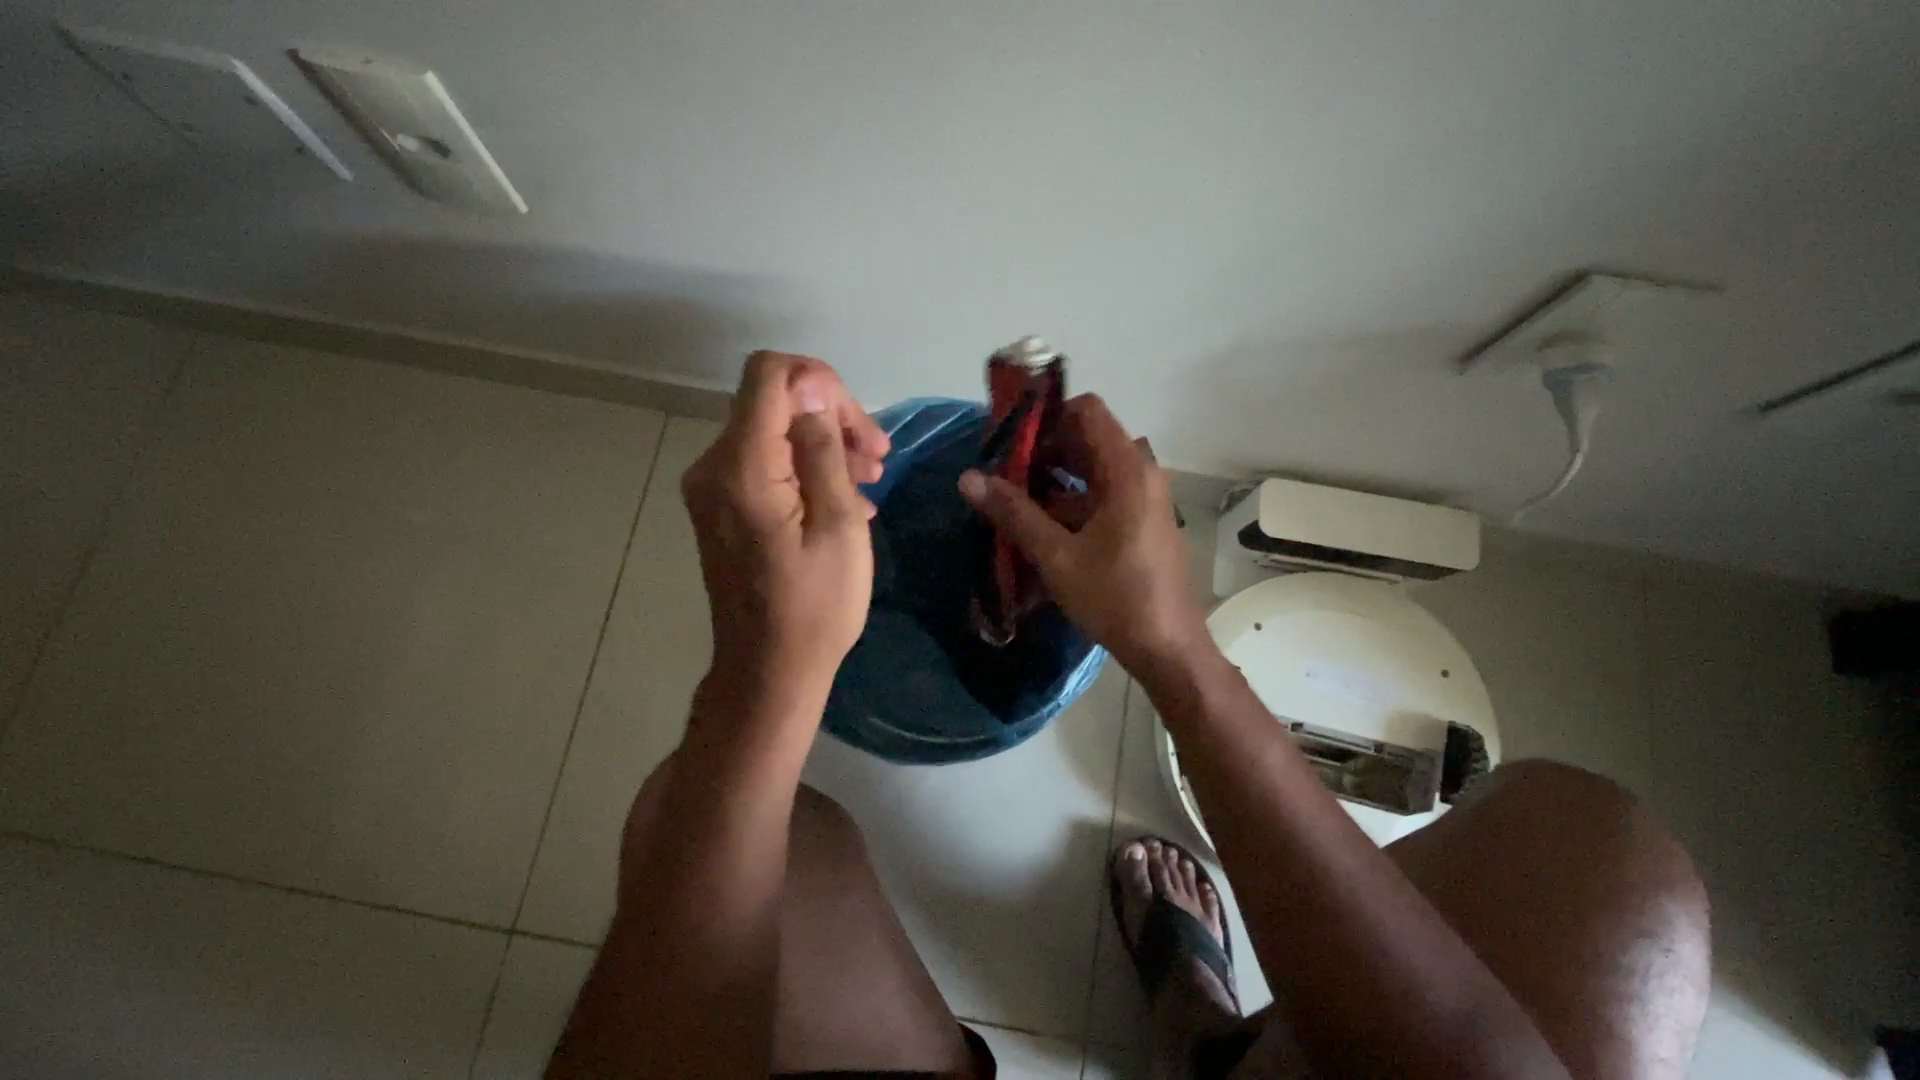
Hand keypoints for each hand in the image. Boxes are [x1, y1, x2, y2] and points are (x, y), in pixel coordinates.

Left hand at [681, 351, 889, 705]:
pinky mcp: (719, 508)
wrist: (769, 670)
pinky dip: (803, 469)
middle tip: (879, 456)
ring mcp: (712, 489)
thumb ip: (822, 447)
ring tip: (871, 479)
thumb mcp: (839, 523)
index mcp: (742, 467)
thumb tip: (813, 390)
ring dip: (822, 444)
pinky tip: (844, 501)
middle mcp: (713, 466)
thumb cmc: (816, 605)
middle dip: (829, 416)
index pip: (769, 375)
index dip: (819, 381)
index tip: (858, 424)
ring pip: (771, 432)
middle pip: (771, 401)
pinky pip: (763, 465)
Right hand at [958, 394, 1205, 668]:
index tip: (1011, 439)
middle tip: (1003, 472)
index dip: (1047, 416)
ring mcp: (1145, 498)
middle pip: (1087, 439)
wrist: (1168, 647)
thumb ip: (1014, 513)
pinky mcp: (1142, 521)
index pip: (1087, 410)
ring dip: (1054, 479)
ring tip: (1013, 501)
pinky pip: (1103, 494)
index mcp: (1128, 470)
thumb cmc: (1115, 597)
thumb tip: (968, 478)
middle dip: (1043, 451)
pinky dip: (1072, 501)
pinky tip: (1040, 528)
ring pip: (1093, 470)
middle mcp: (1141, 473)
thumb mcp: (1057, 556)